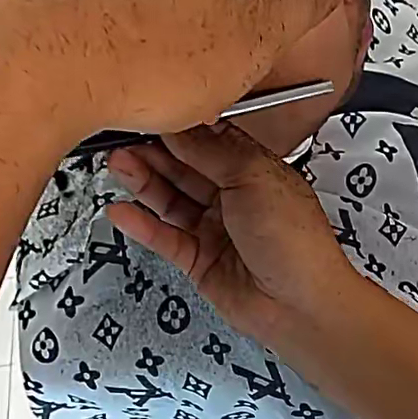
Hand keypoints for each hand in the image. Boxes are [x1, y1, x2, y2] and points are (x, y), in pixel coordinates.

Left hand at [0, 0, 372, 154]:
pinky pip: (94, 5)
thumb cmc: (133, 55)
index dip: (247, 35)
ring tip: (137, 84)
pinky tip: (98, 68)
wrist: (16, 59)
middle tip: (187, 84)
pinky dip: (102, 37)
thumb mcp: (253, 40)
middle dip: (198, 36)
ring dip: (148, 40)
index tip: (232, 69)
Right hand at [105, 124, 362, 337]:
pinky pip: (166, 238)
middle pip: (186, 170)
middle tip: (122, 137)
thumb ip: (212, 151)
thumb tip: (182, 125)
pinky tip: (123, 210)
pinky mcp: (202, 262)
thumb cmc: (297, 243)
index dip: (179, 129)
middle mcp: (236, 200)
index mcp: (256, 172)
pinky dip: (143, 225)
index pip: (210, 142)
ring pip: (172, 202)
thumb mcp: (254, 177)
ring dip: (144, 182)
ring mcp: (218, 232)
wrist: (300, 305)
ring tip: (117, 165)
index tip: (148, 113)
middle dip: (154, 153)